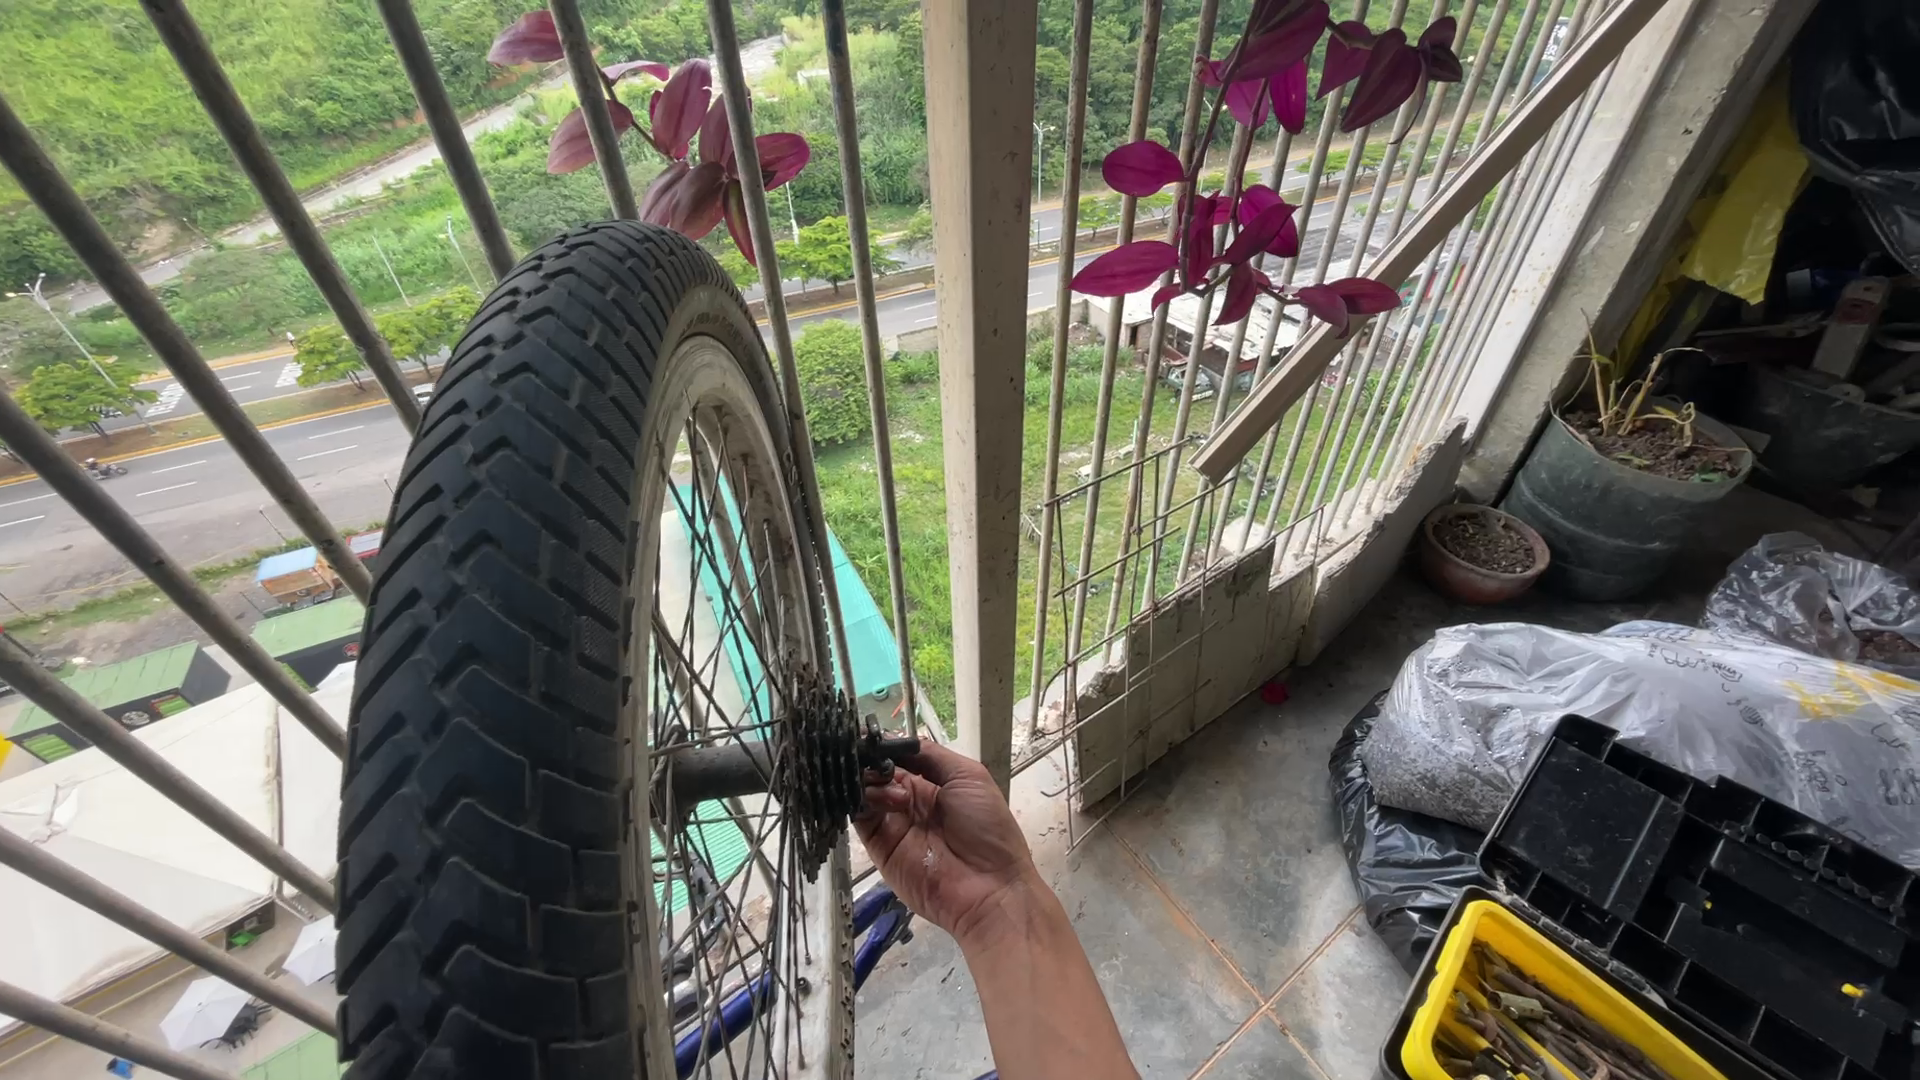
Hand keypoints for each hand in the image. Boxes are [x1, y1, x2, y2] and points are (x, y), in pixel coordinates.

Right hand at [854, 741, 1036, 945]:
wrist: (989, 888)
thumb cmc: (987, 827)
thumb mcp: (968, 777)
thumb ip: (931, 756)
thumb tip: (896, 739)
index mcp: (932, 783)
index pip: (899, 757)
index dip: (886, 745)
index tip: (872, 734)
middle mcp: (908, 800)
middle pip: (877, 770)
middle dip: (871, 758)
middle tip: (870, 755)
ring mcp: (892, 822)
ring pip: (865, 789)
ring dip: (869, 777)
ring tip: (887, 782)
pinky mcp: (878, 844)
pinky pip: (861, 815)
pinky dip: (861, 799)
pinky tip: (877, 795)